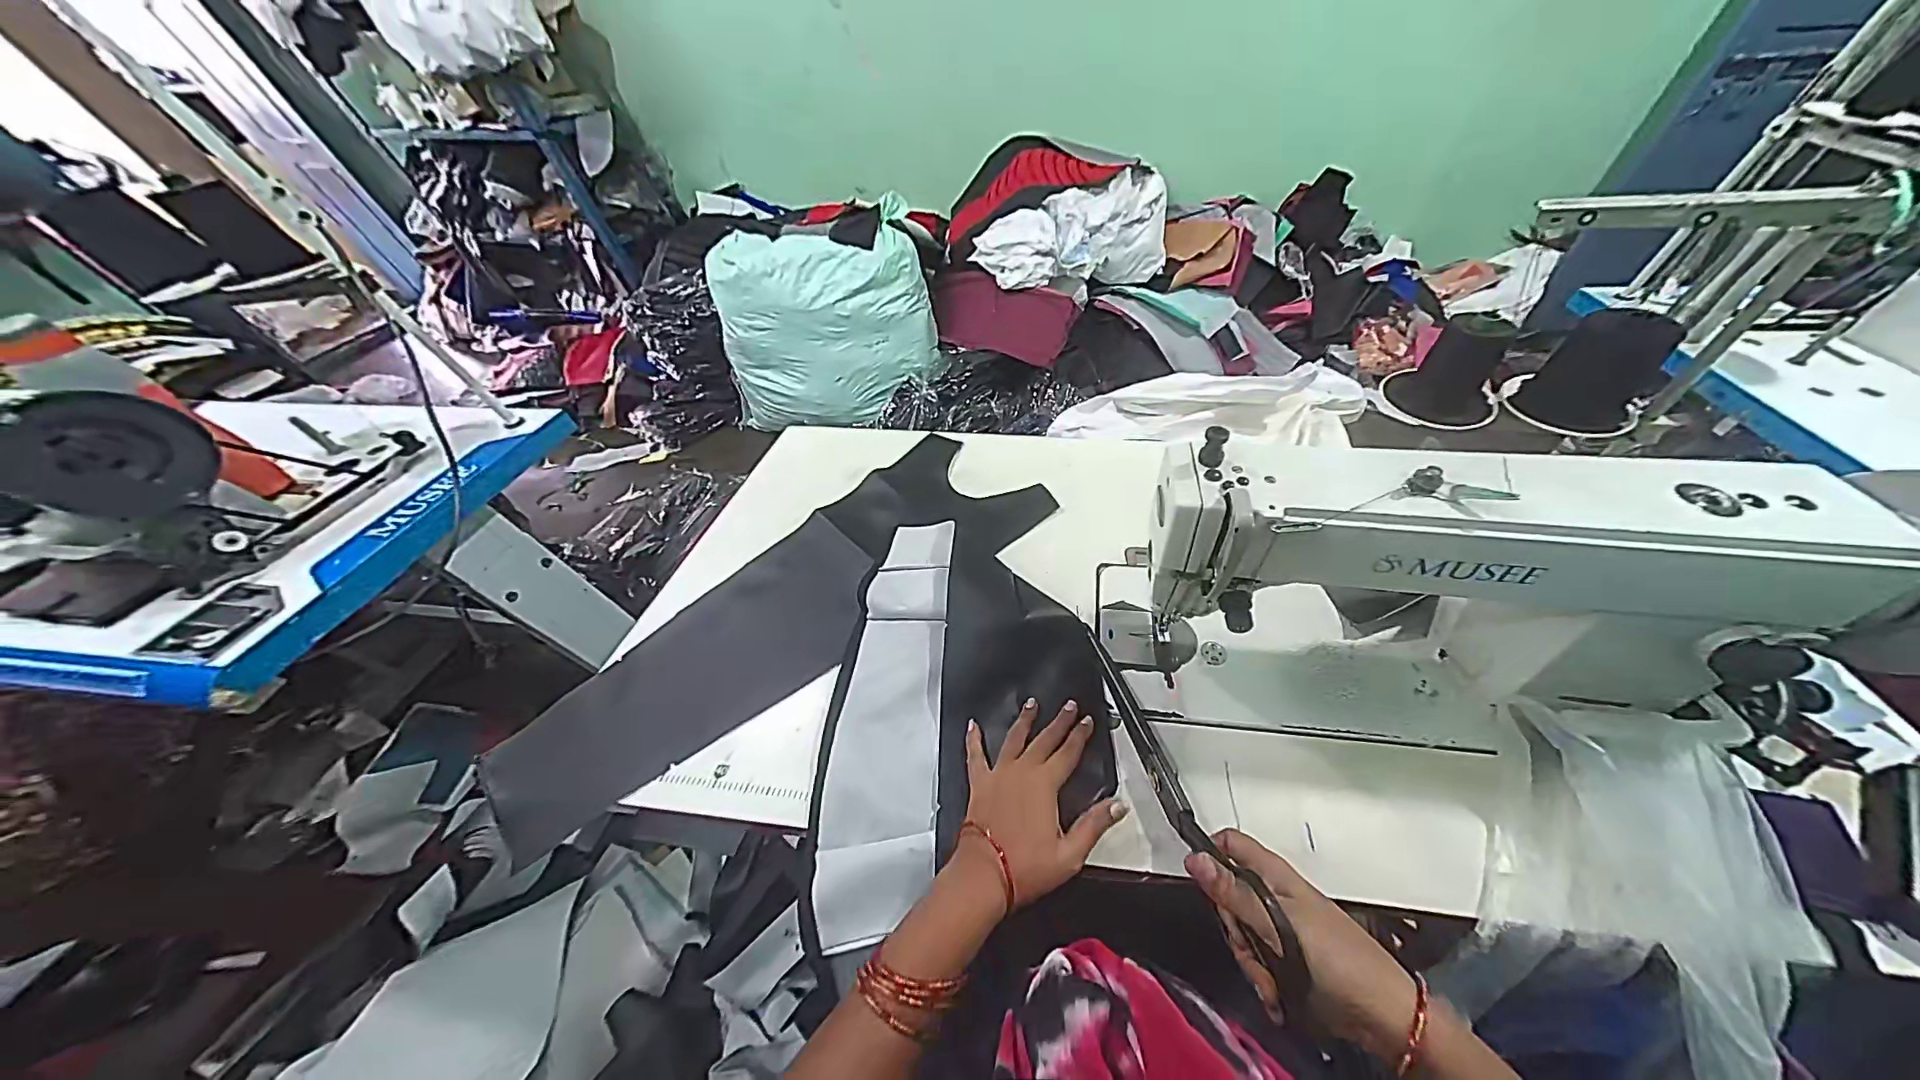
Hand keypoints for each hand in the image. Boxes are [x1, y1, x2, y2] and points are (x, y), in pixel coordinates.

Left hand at [959, 699, 1128, 912]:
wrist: (984, 875)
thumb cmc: (1024, 867)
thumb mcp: (1070, 853)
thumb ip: (1094, 825)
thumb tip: (1117, 806)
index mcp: (1044, 785)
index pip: (1068, 752)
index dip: (1080, 735)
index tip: (1087, 721)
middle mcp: (1021, 773)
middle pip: (1044, 739)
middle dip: (1059, 721)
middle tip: (1068, 706)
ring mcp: (998, 776)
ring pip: (1013, 739)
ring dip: (1024, 720)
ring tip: (1031, 705)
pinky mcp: (979, 784)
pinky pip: (976, 755)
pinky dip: (974, 739)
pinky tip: (973, 726)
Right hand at [1186, 829, 1418, 1059]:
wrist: (1384, 1015)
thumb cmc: (1342, 962)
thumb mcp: (1277, 925)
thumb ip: (1233, 892)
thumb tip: (1196, 860)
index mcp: (1274, 875)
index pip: (1228, 844)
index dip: (1209, 856)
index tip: (1203, 884)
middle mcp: (1275, 895)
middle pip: (1228, 895)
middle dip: (1233, 928)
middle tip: (1250, 945)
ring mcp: (1281, 924)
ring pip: (1240, 931)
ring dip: (1250, 960)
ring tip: (1271, 979)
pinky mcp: (1287, 953)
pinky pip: (1257, 957)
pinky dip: (1262, 976)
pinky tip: (1276, 992)